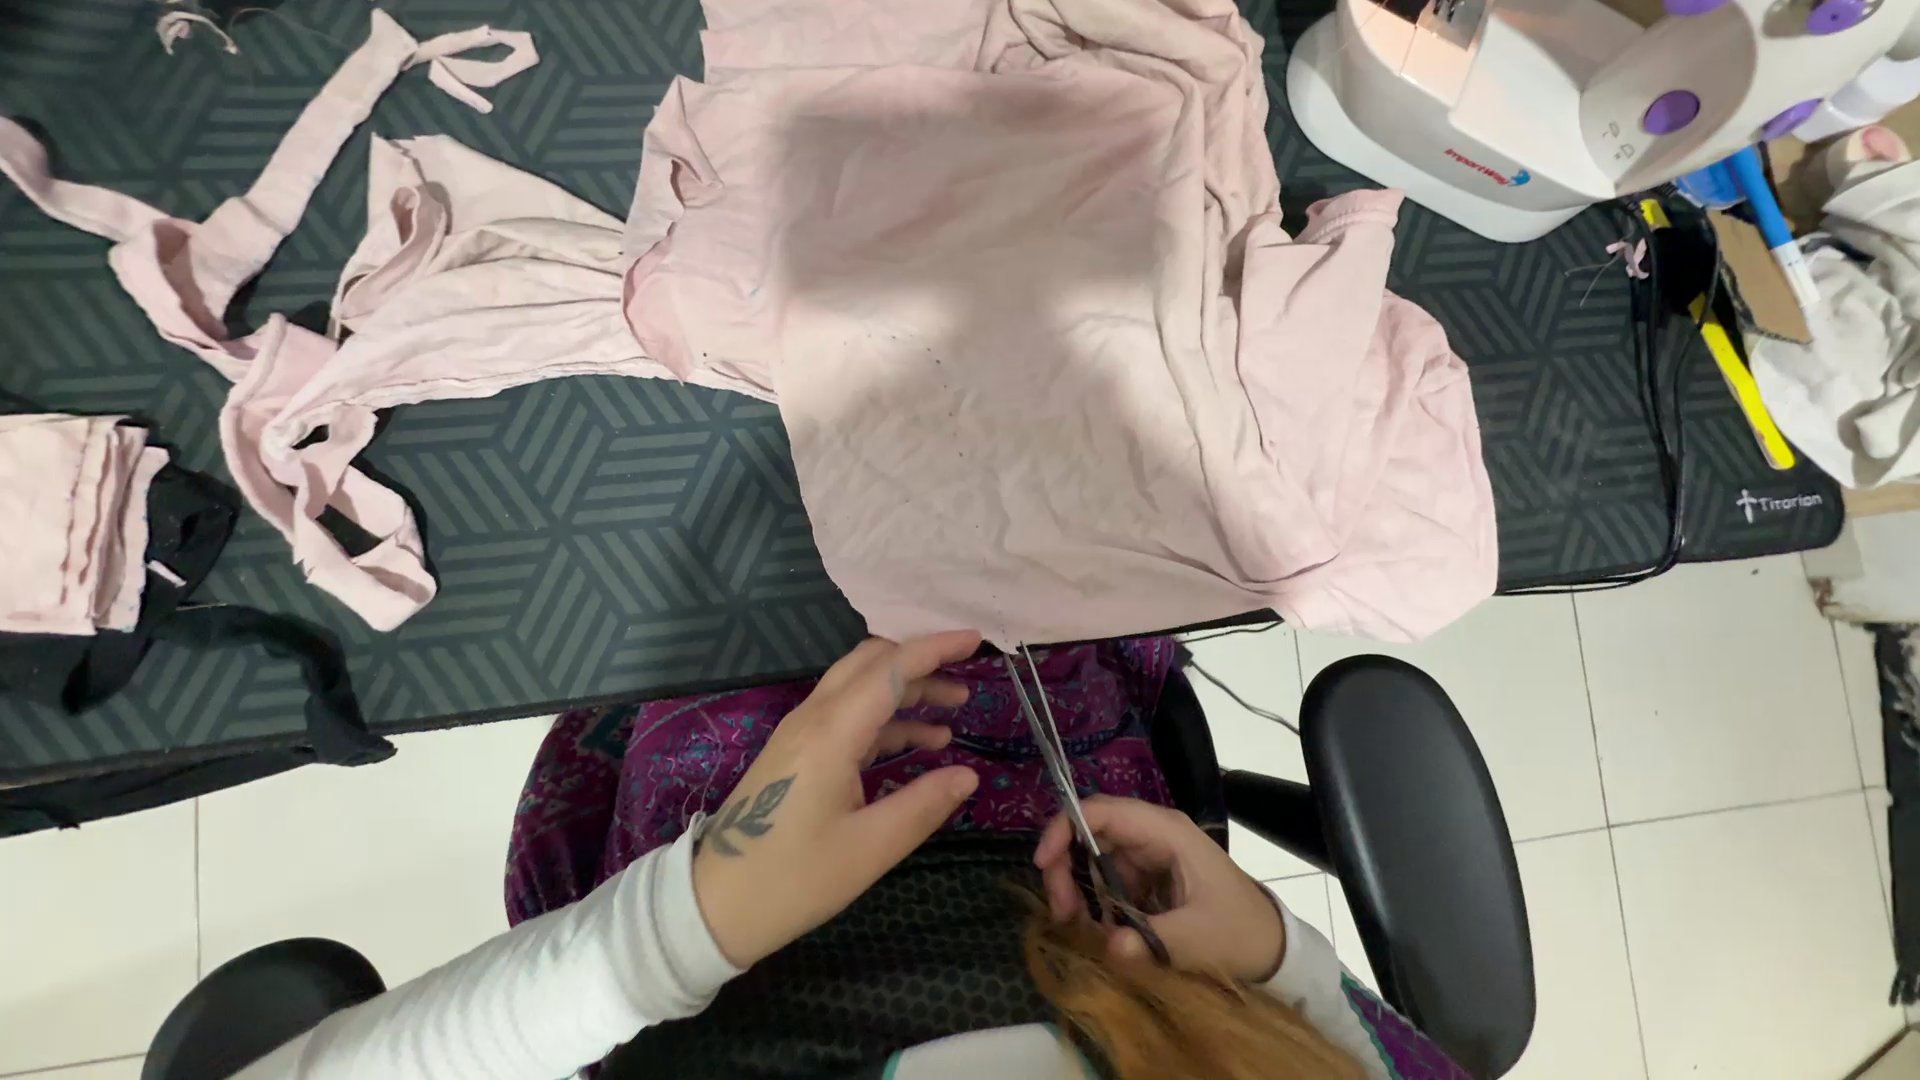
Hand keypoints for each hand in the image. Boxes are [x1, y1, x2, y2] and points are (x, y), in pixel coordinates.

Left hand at [691, 631, 982, 966]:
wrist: (715, 906)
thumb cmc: (793, 880)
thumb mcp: (870, 849)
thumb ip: (923, 805)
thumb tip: (969, 775)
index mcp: (832, 733)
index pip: (892, 668)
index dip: (936, 648)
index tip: (976, 639)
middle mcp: (814, 718)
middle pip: (872, 663)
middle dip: (923, 661)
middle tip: (967, 673)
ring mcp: (802, 732)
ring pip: (861, 686)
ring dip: (908, 689)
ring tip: (955, 708)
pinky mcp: (798, 751)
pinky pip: (849, 714)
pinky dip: (888, 717)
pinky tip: (922, 740)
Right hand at [1035, 796, 1285, 982]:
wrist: (1273, 948)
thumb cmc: (1240, 932)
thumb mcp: (1200, 940)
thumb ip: (1155, 944)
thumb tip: (1109, 948)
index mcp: (1164, 831)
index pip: (1102, 811)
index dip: (1065, 828)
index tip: (1043, 863)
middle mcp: (1151, 834)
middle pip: (1090, 832)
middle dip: (1066, 867)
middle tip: (1062, 913)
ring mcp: (1147, 854)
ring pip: (1093, 858)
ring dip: (1077, 888)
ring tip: (1078, 926)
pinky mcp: (1145, 876)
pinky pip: (1107, 881)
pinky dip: (1095, 903)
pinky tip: (1099, 930)